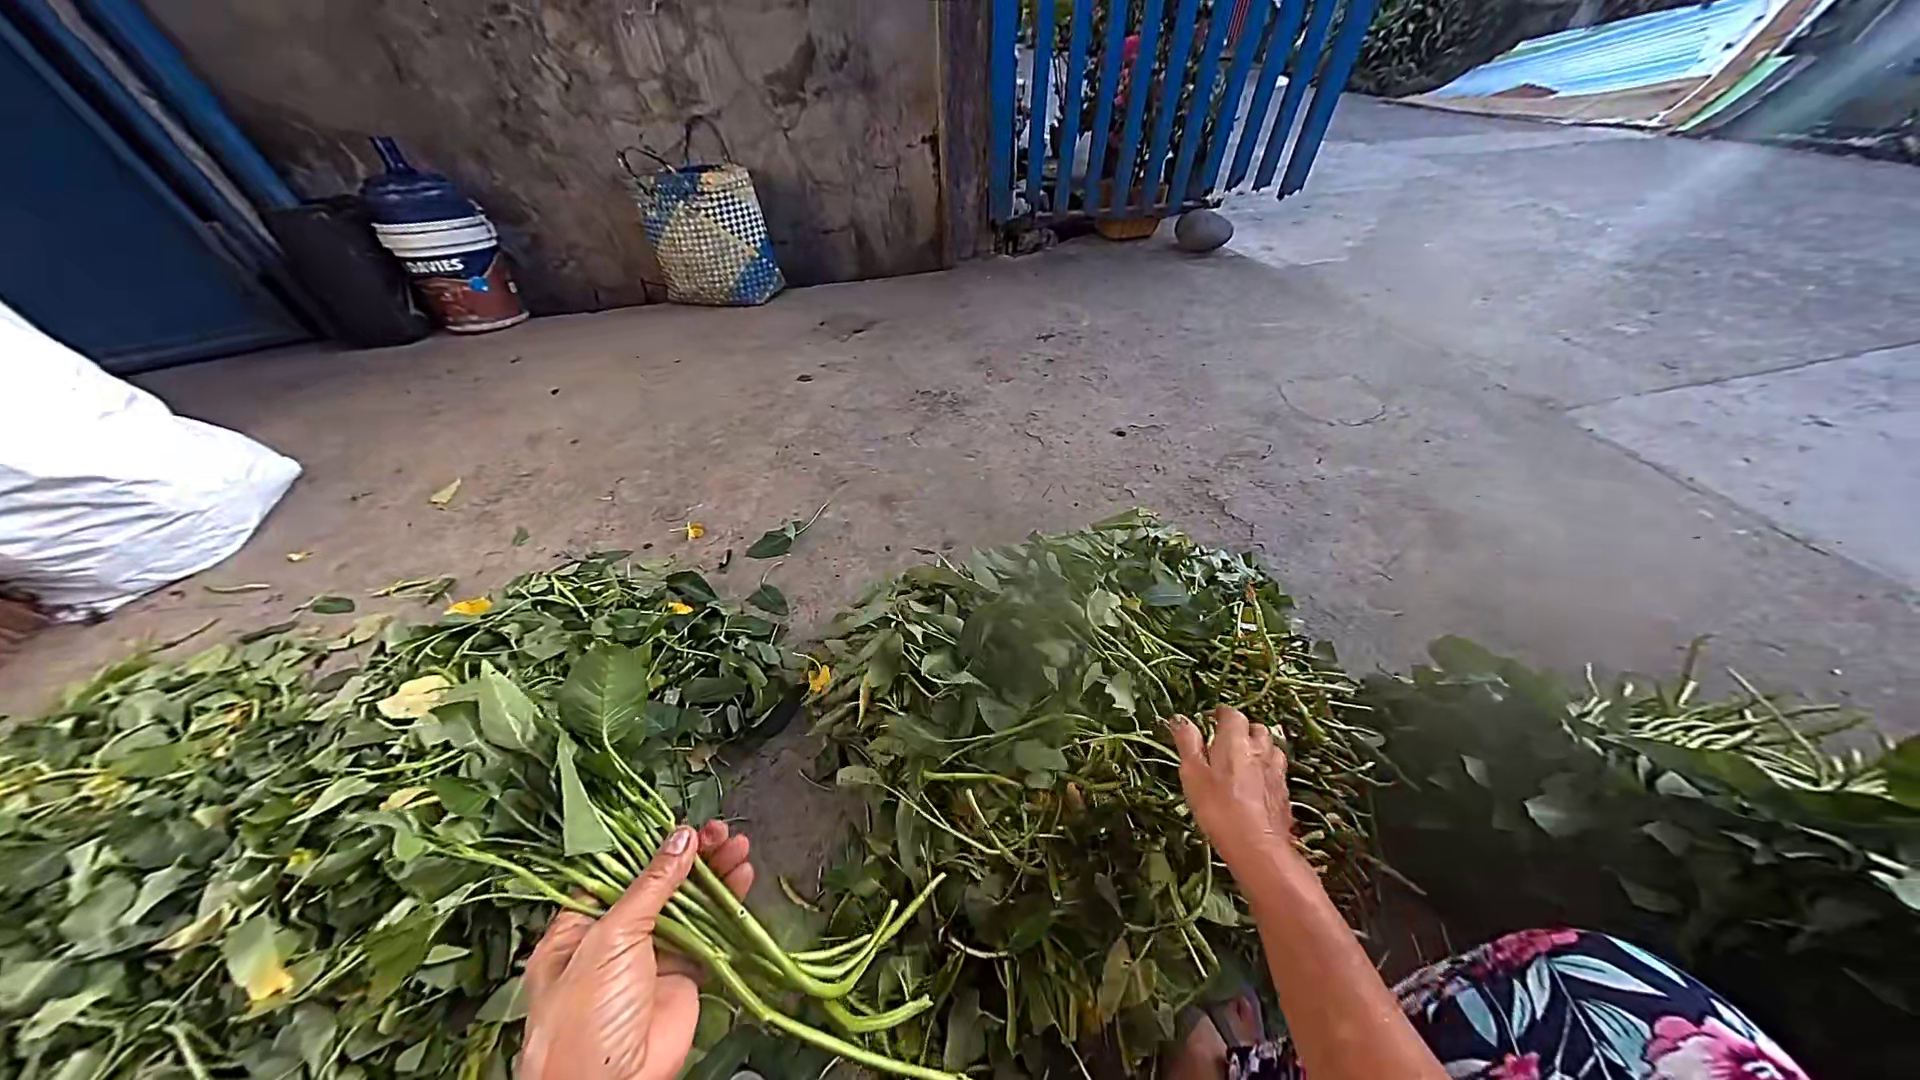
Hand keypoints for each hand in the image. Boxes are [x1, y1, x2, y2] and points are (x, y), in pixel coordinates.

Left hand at [519, 821, 754, 1079]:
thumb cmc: (585, 1020)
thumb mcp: (610, 939)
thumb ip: (651, 885)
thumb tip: (681, 839)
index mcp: (580, 929)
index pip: (619, 872)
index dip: (652, 847)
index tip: (682, 826)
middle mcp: (616, 938)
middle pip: (661, 882)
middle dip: (691, 855)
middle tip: (717, 832)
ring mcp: (653, 954)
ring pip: (690, 901)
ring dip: (715, 872)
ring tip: (737, 846)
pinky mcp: (685, 972)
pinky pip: (711, 928)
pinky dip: (729, 902)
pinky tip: (742, 877)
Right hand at [1171, 705, 1301, 873]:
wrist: (1257, 848)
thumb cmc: (1218, 807)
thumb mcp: (1192, 773)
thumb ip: (1187, 742)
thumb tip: (1181, 718)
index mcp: (1235, 741)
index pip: (1232, 714)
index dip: (1220, 714)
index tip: (1208, 720)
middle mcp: (1260, 751)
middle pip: (1256, 728)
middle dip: (1242, 728)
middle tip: (1224, 740)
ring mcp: (1276, 772)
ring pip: (1271, 748)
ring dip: (1258, 747)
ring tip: (1243, 758)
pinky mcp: (1284, 793)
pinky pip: (1277, 770)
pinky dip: (1266, 768)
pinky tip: (1256, 782)